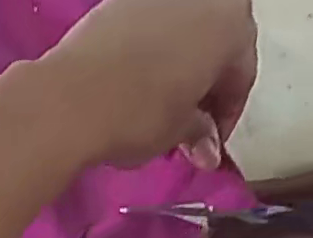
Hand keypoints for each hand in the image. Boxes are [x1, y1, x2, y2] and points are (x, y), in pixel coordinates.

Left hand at [39, 0, 257, 168]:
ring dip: (176, 71)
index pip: (241, 76)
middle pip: (213, 47)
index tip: (209, 147)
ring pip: (180, 36)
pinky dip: (148, 58)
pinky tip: (132, 89)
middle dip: (203, 91)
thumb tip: (208, 148)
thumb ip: (198, 132)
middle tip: (186, 132)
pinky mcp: (120, 0)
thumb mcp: (175, 132)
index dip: (226, 118)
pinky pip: (147, 32)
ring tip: (158, 112)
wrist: (71, 97)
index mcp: (232, 22)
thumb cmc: (137, 115)